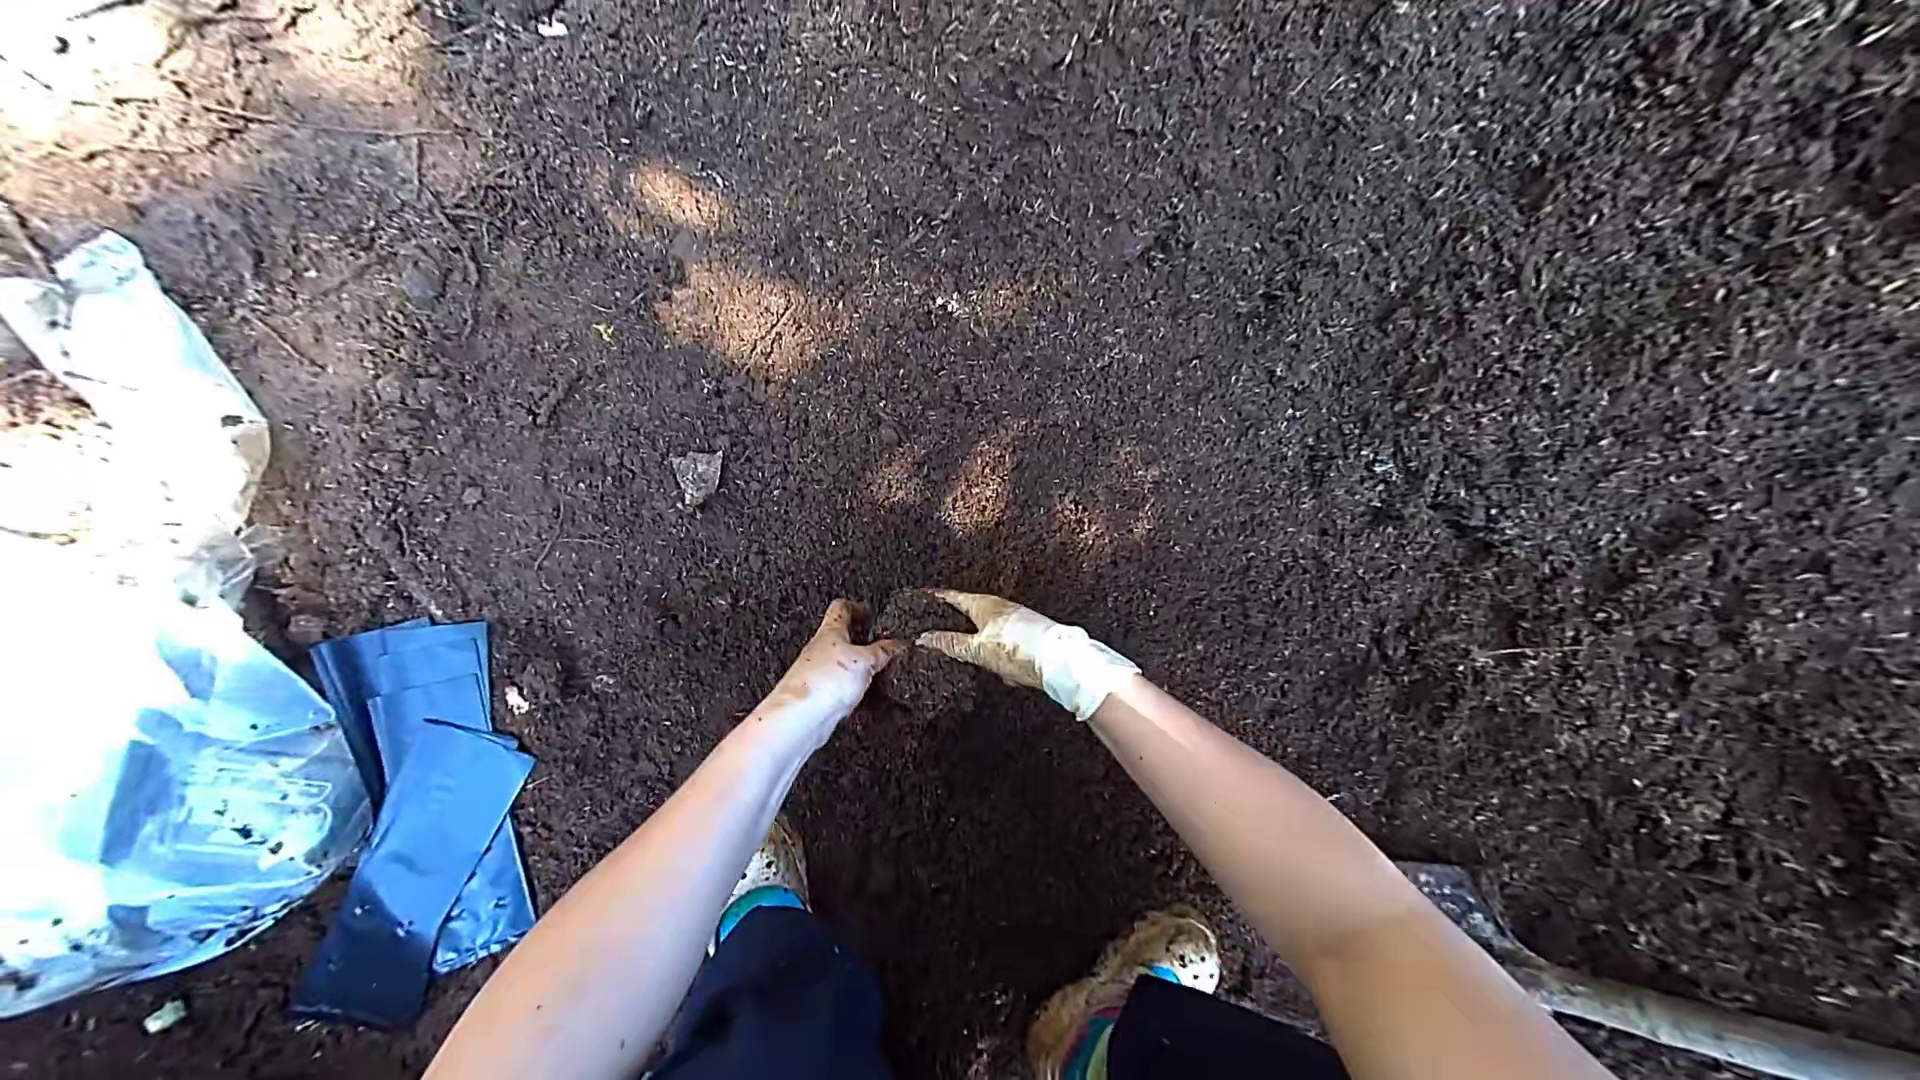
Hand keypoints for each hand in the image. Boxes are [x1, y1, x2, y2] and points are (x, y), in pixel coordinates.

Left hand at [753, 600, 903, 747]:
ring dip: (858, 665)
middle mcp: (820, 649)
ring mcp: (818, 672)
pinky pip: (839, 686)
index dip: (857, 606)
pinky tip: (865, 696)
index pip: (841, 607)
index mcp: (830, 631)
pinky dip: (853, 688)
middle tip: (880, 643)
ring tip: (878, 671)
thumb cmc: (824, 681)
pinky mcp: (819, 694)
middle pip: (841, 635)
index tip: (870, 613)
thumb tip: (896, 644)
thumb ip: (883, 651)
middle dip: (861, 639)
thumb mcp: (866, 660)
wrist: (800, 717)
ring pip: (841, 662)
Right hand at [918, 589, 1140, 720]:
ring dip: (976, 640)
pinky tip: (998, 670)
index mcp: (983, 604)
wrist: (1060, 660)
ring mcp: (1013, 620)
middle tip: (935, 627)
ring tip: (964, 653)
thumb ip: (950, 643)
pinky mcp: (1025, 636)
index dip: (935, 598)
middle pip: (969, 610)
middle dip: (954, 620)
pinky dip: (995, 653)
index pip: (952, 597)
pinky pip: (1003, 643)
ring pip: (986, 628)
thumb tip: (923, 637)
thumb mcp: (977, 649)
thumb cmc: (1018, 649)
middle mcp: (999, 607)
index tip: (920, 596)